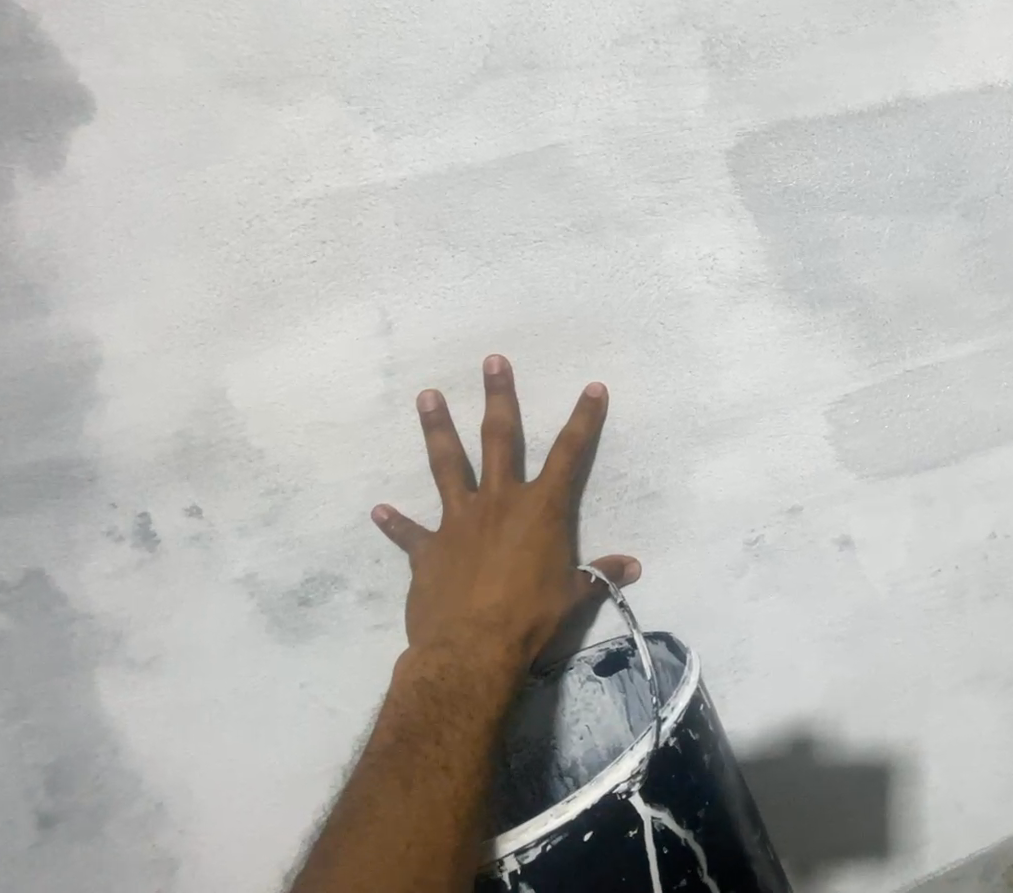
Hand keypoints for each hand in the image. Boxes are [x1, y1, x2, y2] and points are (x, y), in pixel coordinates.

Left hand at [370, 355, 639, 671]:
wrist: (470, 650)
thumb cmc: (532, 617)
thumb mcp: (575, 595)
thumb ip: (600, 574)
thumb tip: (633, 567)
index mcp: (541, 508)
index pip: (569, 454)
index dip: (584, 419)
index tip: (592, 388)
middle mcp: (500, 502)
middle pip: (500, 438)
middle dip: (499, 398)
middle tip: (492, 362)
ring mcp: (459, 522)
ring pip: (448, 465)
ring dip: (438, 429)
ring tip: (427, 395)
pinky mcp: (428, 551)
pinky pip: (410, 533)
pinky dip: (395, 523)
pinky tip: (379, 510)